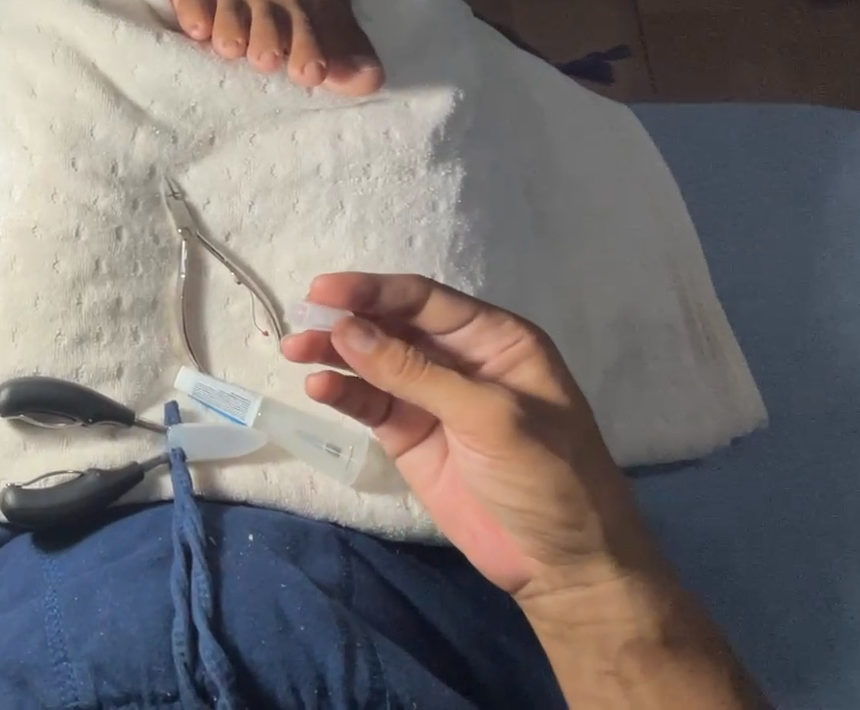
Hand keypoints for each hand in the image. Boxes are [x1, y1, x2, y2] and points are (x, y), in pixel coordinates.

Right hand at [281, 274, 656, 602]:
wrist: (566, 569)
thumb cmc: (552, 480)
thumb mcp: (490, 418)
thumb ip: (414, 372)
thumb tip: (344, 329)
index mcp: (493, 341)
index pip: (422, 300)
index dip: (372, 290)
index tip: (323, 290)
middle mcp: (455, 359)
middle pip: (388, 324)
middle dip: (344, 319)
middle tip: (301, 318)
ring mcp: (426, 396)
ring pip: (368, 359)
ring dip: (331, 352)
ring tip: (294, 350)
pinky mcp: (404, 431)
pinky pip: (364, 400)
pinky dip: (339, 391)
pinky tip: (318, 388)